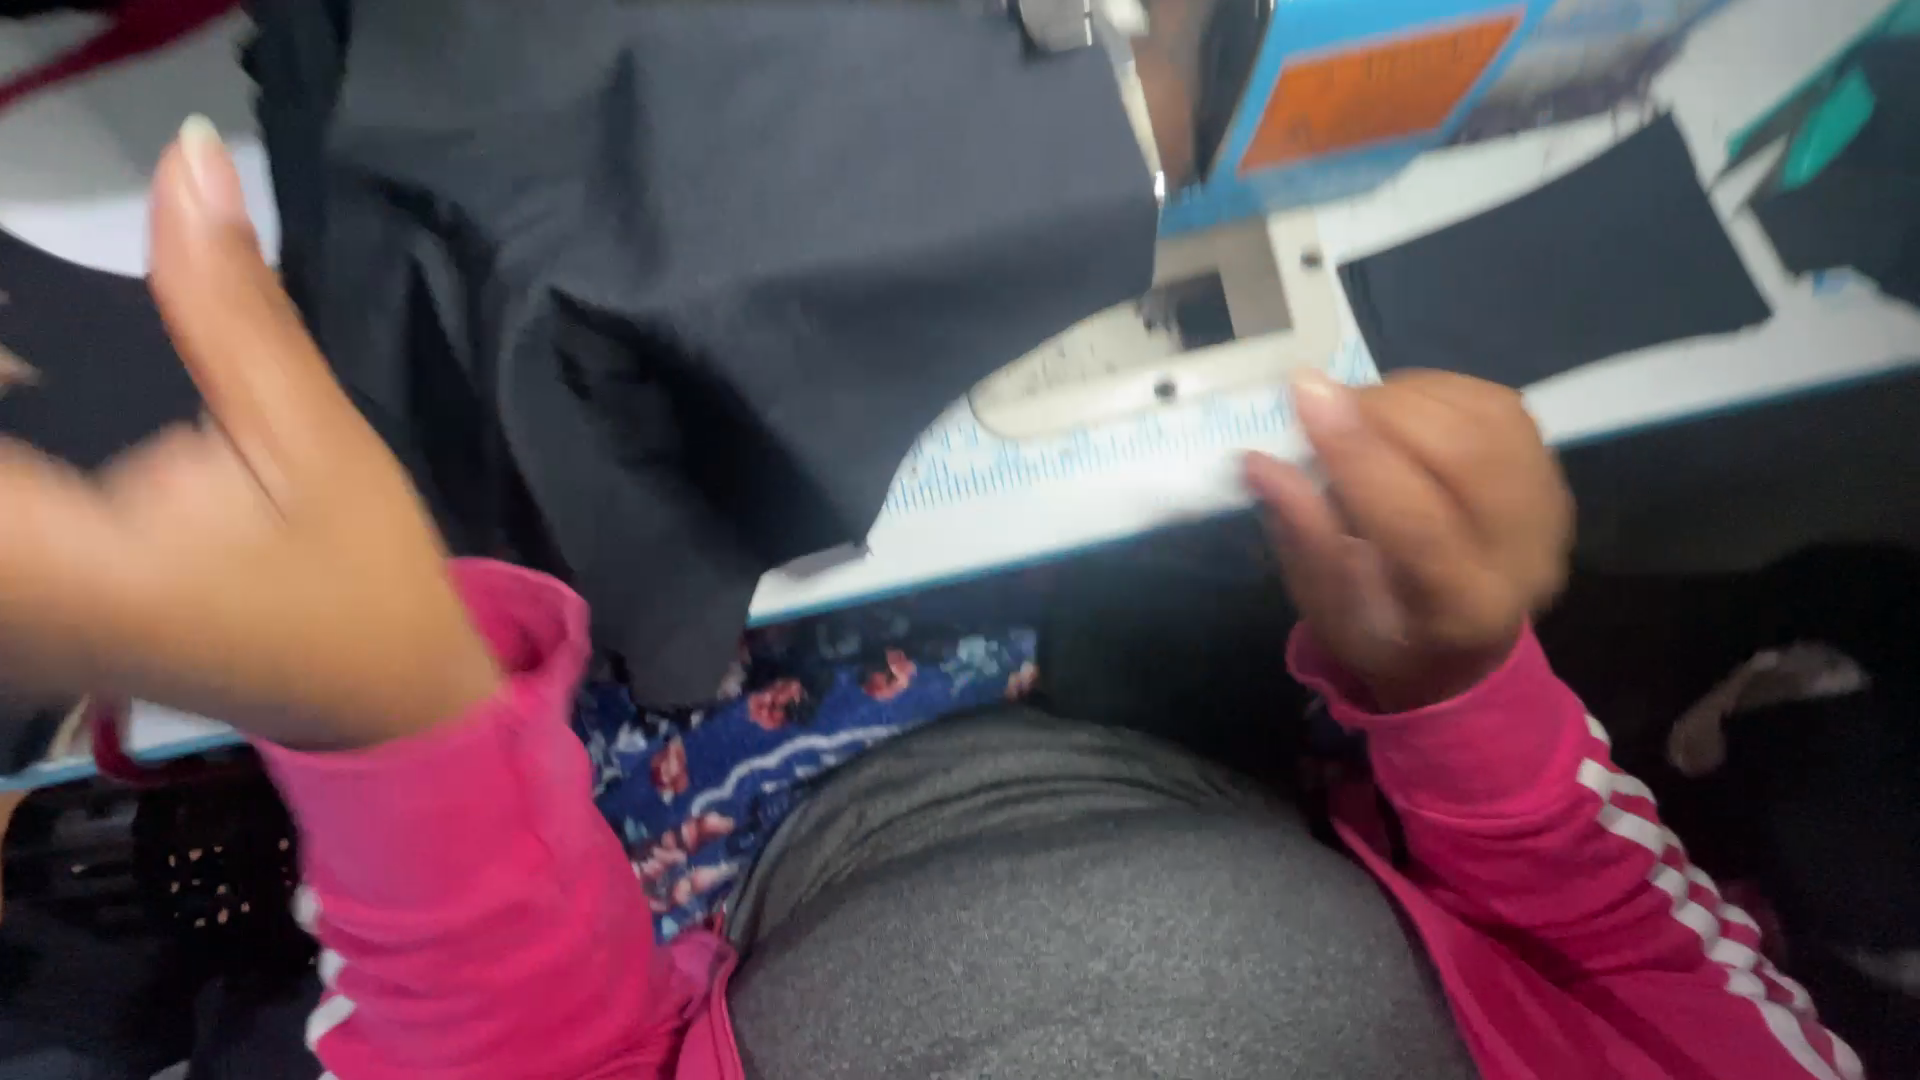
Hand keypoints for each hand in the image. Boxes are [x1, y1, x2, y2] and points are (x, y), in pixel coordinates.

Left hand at [0, 117, 499, 747]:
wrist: (385, 697)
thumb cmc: (367, 583)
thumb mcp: (316, 443)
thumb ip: (233, 311)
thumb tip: (191, 156)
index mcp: (17, 542)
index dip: (16, 335)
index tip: (53, 314)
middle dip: (27, 362)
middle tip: (82, 332)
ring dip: (33, 387)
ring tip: (81, 367)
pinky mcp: (20, 602)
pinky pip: (4, 481)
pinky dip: (34, 419)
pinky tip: (73, 409)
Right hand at [1245, 371, 1572, 711]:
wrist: (1455, 641)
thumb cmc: (1376, 628)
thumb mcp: (1323, 601)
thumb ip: (1301, 532)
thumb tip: (1259, 462)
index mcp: (1461, 608)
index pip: (1415, 521)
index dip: (1356, 452)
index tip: (1304, 393)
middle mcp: (1524, 554)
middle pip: (1463, 453)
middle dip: (1380, 410)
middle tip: (1321, 406)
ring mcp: (1548, 505)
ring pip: (1483, 415)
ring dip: (1403, 398)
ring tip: (1351, 415)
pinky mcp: (1548, 467)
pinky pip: (1491, 402)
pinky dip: (1430, 392)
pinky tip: (1391, 412)